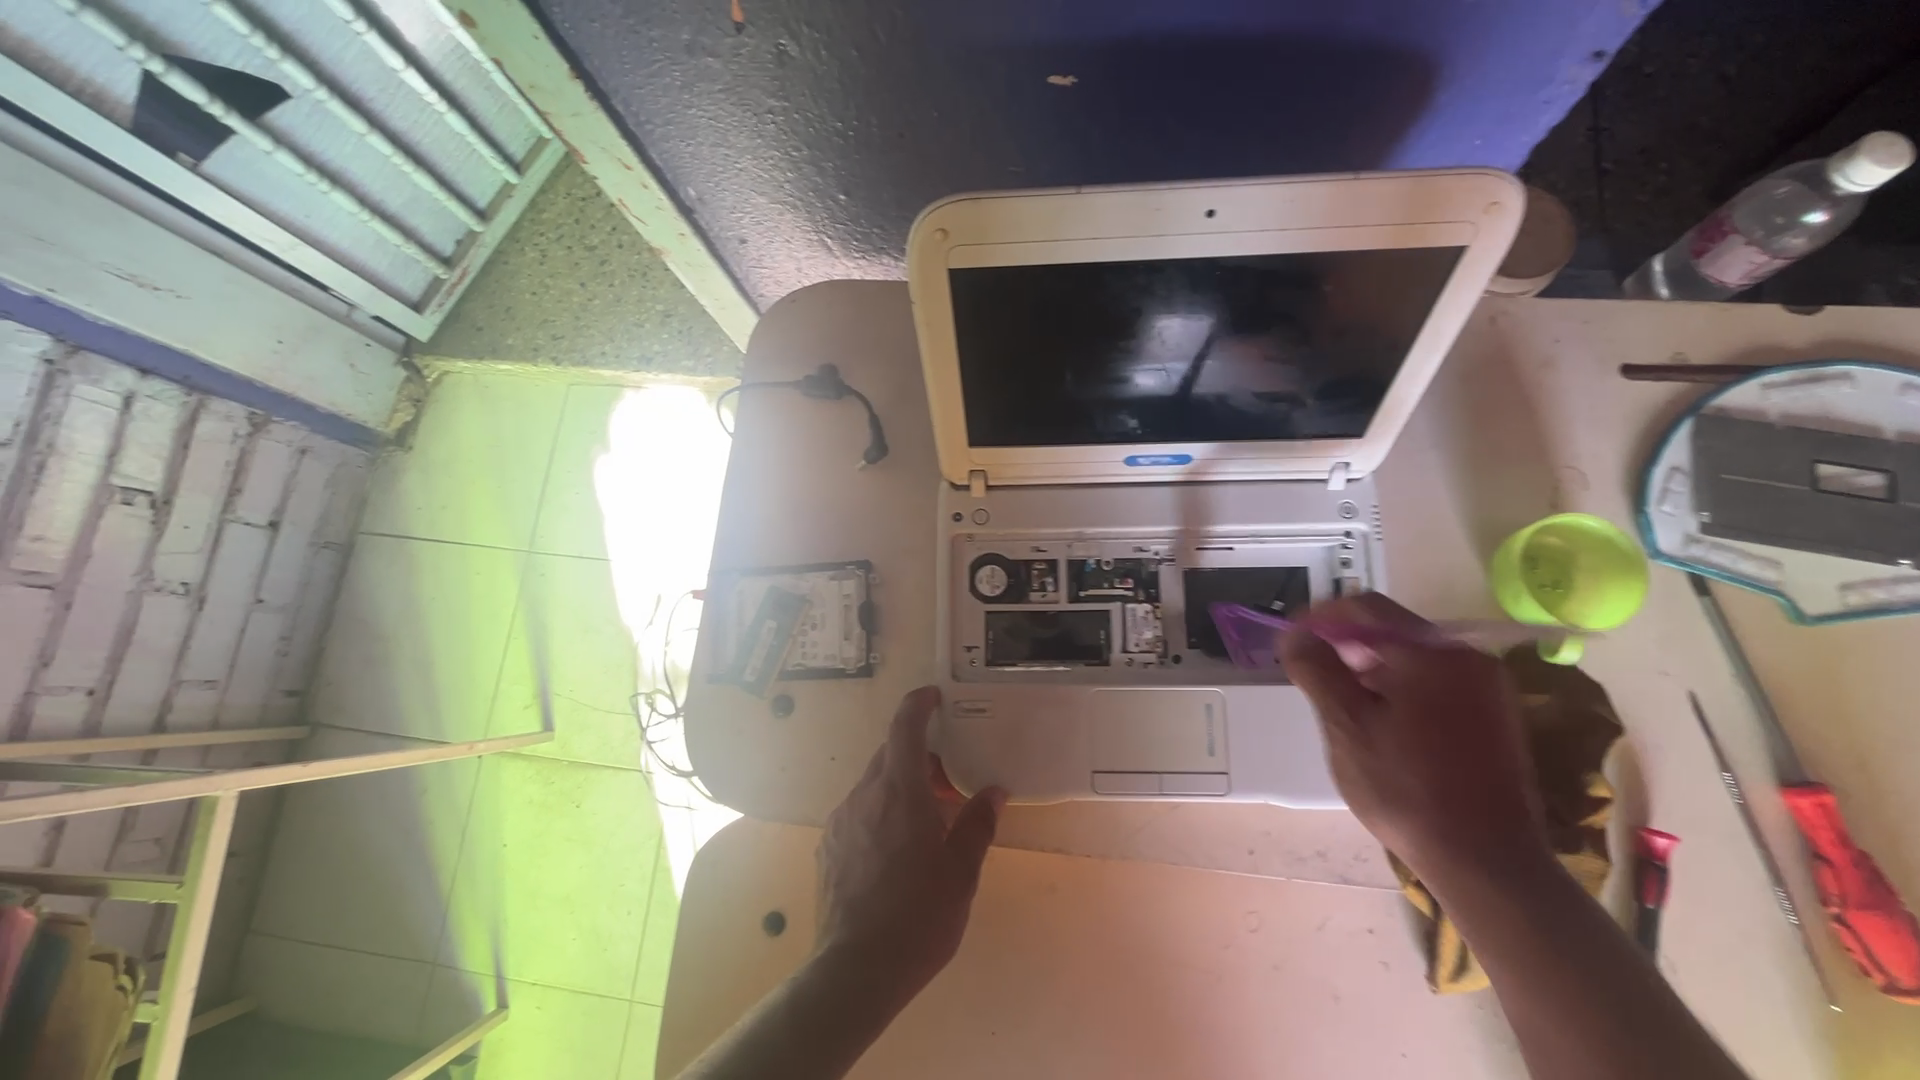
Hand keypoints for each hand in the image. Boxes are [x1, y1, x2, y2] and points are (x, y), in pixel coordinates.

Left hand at [816, 686, 1004, 999]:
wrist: (856, 970)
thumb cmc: (919, 916)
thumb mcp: (961, 872)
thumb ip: (977, 824)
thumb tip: (994, 791)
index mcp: (899, 792)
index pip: (904, 727)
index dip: (918, 704)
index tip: (933, 697)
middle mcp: (863, 796)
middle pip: (888, 755)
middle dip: (917, 756)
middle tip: (947, 779)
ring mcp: (840, 822)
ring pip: (872, 786)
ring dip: (898, 788)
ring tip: (925, 822)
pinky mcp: (827, 848)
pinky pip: (857, 813)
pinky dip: (879, 814)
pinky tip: (895, 852)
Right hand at [1279, 594, 1549, 883]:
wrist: (1486, 860)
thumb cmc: (1406, 789)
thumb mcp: (1346, 726)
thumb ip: (1317, 670)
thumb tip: (1295, 635)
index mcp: (1431, 652)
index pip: (1365, 608)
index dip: (1320, 618)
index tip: (1292, 641)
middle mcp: (1467, 657)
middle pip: (1393, 630)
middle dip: (1347, 647)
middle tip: (1315, 680)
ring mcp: (1489, 688)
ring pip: (1416, 659)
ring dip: (1374, 670)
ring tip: (1346, 709)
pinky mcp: (1496, 718)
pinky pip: (1438, 684)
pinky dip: (1403, 690)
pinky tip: (1386, 729)